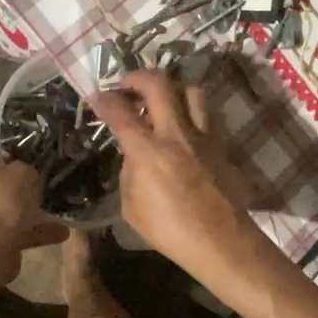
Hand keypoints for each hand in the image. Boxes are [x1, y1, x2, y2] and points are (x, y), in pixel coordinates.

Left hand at [0, 110, 66, 281]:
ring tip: (54, 195)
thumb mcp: (23, 176)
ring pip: (7, 200)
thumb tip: (27, 173)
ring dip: (28, 201)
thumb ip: (28, 168)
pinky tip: (62, 231)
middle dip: (14, 163)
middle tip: (37, 152)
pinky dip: (36, 229)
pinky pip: (17, 228)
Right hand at [87, 71, 256, 277]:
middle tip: (127, 84)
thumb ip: (129, 173)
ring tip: (161, 98)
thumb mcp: (132, 207)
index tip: (96, 97)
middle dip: (137, 76)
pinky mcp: (220, 146)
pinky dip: (191, 113)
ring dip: (172, 88)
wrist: (220, 241)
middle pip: (158, 84)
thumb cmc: (170, 231)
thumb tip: (133, 156)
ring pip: (191, 91)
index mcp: (148, 151)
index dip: (103, 100)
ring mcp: (203, 137)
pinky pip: (206, 116)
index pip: (120, 112)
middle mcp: (176, 134)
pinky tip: (183, 127)